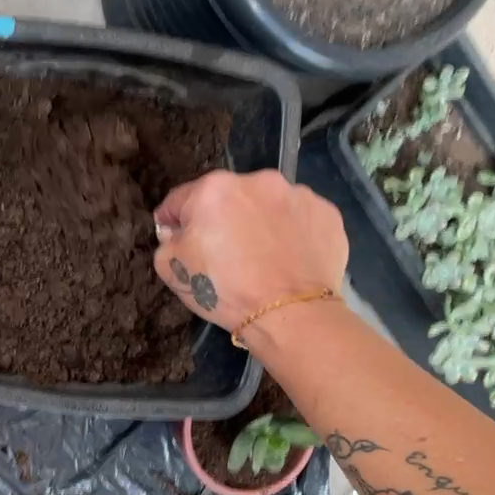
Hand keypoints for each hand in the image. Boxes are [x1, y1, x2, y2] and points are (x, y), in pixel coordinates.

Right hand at [151, 169, 346, 330]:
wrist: (290, 312)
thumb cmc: (222, 289)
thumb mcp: (171, 269)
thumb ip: (167, 242)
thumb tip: (179, 232)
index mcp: (212, 190)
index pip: (179, 201)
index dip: (172, 223)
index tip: (175, 241)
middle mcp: (256, 181)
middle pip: (224, 197)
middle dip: (218, 218)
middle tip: (220, 252)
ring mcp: (297, 194)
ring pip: (263, 204)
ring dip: (255, 221)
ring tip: (257, 256)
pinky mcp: (326, 212)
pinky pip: (296, 217)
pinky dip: (287, 231)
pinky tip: (284, 257)